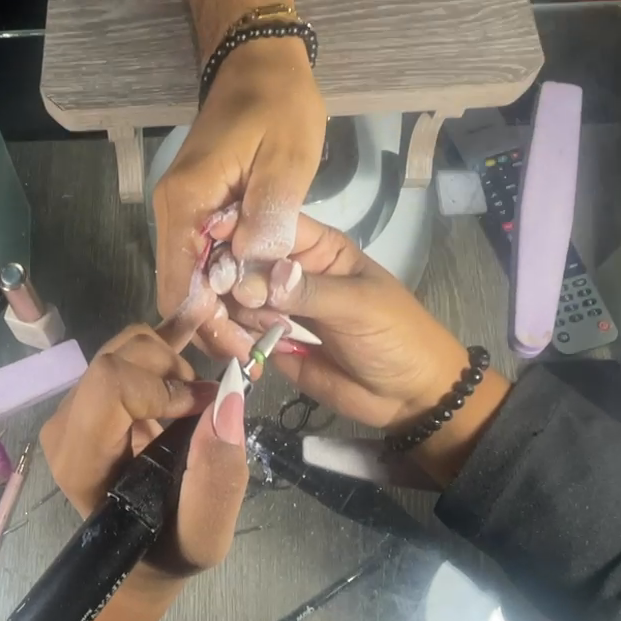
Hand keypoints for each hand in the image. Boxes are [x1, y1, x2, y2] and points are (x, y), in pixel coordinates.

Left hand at [39, 313, 249, 583]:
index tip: (200, 409)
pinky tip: (196, 313)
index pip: (111, 384)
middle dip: (173, 370)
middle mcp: (68, 424)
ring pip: (126, 345)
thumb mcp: (204, 534)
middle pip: (118, 357)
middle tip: (204, 404)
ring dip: (173, 359)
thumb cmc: (170, 546)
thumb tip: (227, 401)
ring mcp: (78, 404)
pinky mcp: (97, 393)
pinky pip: (129, 346)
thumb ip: (216, 479)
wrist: (147, 550)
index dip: (164, 386)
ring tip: (200, 390)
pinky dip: (166, 331)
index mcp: (81, 459)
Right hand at [153, 37, 324, 360]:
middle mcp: (173, 215)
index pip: (177, 282)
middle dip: (212, 325)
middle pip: (177, 290)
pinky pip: (202, 265)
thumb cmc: (279, 107)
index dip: (203, 321)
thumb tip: (252, 272)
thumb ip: (268, 218)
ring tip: (258, 336)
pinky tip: (254, 304)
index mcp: (187, 203)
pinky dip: (224, 290)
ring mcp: (182, 216)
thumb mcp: (287, 160)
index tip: (239, 346)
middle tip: (252, 351)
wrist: (260, 65)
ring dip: (219, 312)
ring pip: (189, 282)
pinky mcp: (197, 216)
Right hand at [247, 216, 511, 483]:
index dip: (238, 230)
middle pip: (240, 262)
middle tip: (231, 302)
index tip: (212, 246)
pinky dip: (233, 338)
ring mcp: (276, 307)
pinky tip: (244, 348)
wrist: (408, 396)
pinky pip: (238, 332)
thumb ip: (308, 292)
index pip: (268, 225)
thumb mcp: (359, 306)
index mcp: (316, 248)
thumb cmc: (396, 337)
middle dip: (227, 278)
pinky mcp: (270, 342)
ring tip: (253, 331)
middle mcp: (289, 272)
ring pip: (233, 298)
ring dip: (228, 313)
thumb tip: (254, 280)